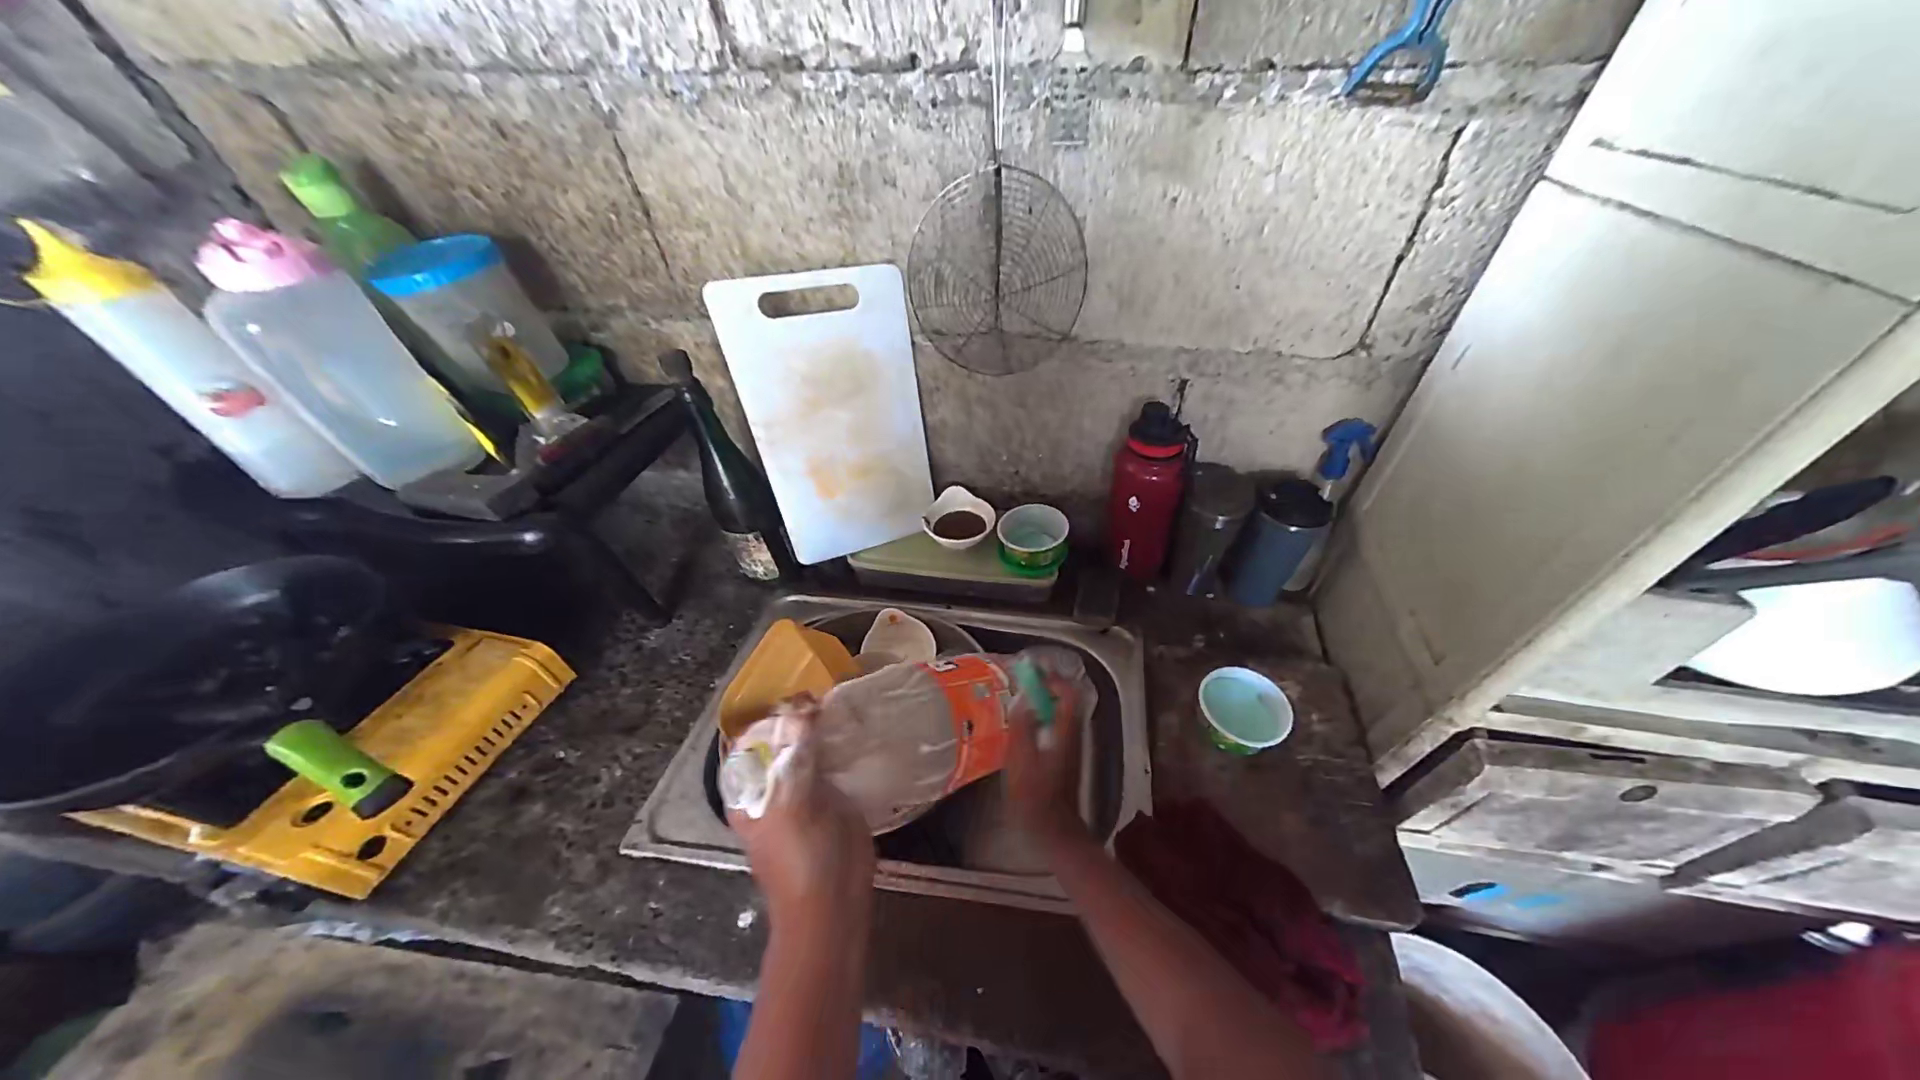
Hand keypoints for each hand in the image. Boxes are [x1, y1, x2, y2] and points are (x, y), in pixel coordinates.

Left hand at [727, 700, 874, 927]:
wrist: (833, 902)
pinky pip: (832, 759)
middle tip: (827, 694)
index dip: (774, 713)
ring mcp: (801, 787)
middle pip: (782, 737)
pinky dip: (842, 742)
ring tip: (843, 704)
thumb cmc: (801, 858)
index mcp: (748, 787)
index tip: (802, 695)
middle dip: (801, 714)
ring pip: (808, 745)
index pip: (753, 736)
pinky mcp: (831, 794)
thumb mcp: (792, 802)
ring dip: (823, 725)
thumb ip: (795, 754)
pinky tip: (857, 727)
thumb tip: (802, 706)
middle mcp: (771, 782)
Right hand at [1005, 672, 1089, 855]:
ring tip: (1021, 697)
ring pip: (1064, 712)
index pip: (1070, 692)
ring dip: (1046, 700)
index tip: (1032, 673)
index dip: (1053, 678)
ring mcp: (1073, 746)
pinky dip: (1045, 716)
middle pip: (1068, 699)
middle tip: (1024, 681)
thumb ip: (1022, 727)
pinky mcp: (1067, 757)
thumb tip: (1022, 700)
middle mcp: (1075, 735)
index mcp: (1067, 731)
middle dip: (1047, 685)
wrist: (1054, 831)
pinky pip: (1058, 724)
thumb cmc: (1035, 797)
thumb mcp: (1021, 760)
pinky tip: (1025, 724)